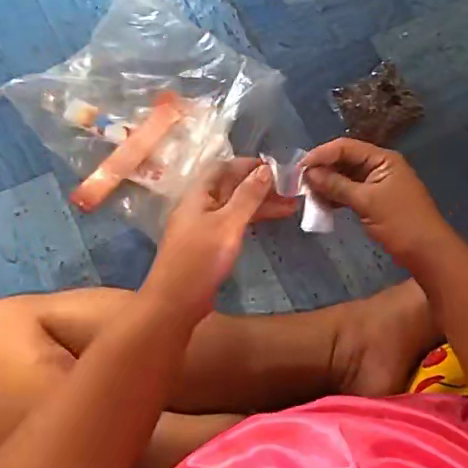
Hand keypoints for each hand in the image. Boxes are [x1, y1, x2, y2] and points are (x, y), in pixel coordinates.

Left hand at [143, 159, 281, 317]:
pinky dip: (253, 219)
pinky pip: (234, 223)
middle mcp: (199, 206)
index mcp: (198, 194)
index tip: (278, 168)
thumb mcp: (228, 224)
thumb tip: (265, 169)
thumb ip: (247, 196)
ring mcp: (204, 226)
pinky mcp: (210, 245)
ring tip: (292, 205)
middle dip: (260, 185)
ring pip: (235, 206)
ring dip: (261, 203)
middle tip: (292, 187)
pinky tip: (271, 221)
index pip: (224, 167)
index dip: (249, 164)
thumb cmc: (200, 259)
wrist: (174, 303)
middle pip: (231, 187)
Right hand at [300, 139, 455, 265]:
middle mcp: (380, 166)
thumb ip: (337, 185)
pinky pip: (351, 192)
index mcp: (383, 159)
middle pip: (345, 160)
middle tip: (299, 181)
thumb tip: (310, 173)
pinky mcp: (376, 201)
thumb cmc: (401, 223)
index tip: (299, 167)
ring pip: (346, 177)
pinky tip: (322, 204)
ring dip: (328, 184)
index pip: (346, 147)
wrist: (429, 253)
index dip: (321, 154)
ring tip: (307, 194)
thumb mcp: (366, 202)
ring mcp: (379, 184)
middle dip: (323, 169)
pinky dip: (337, 196)